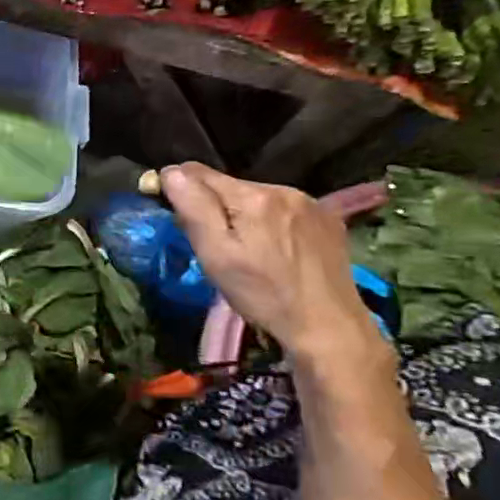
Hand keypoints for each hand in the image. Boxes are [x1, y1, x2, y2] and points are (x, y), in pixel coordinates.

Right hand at [161, 163, 383, 359]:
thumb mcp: (215, 254)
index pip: (198, 172)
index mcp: (253, 197)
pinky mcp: (328, 221)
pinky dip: (268, 222)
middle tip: (213, 244)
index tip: (175, 217)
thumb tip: (171, 172)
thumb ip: (193, 207)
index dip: (178, 189)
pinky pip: (281, 209)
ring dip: (241, 214)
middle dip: (212, 206)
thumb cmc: (263, 294)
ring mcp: (311, 204)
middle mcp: (284, 190)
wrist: (329, 328)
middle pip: (228, 185)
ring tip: (245, 249)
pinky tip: (275, 249)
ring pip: (254, 198)